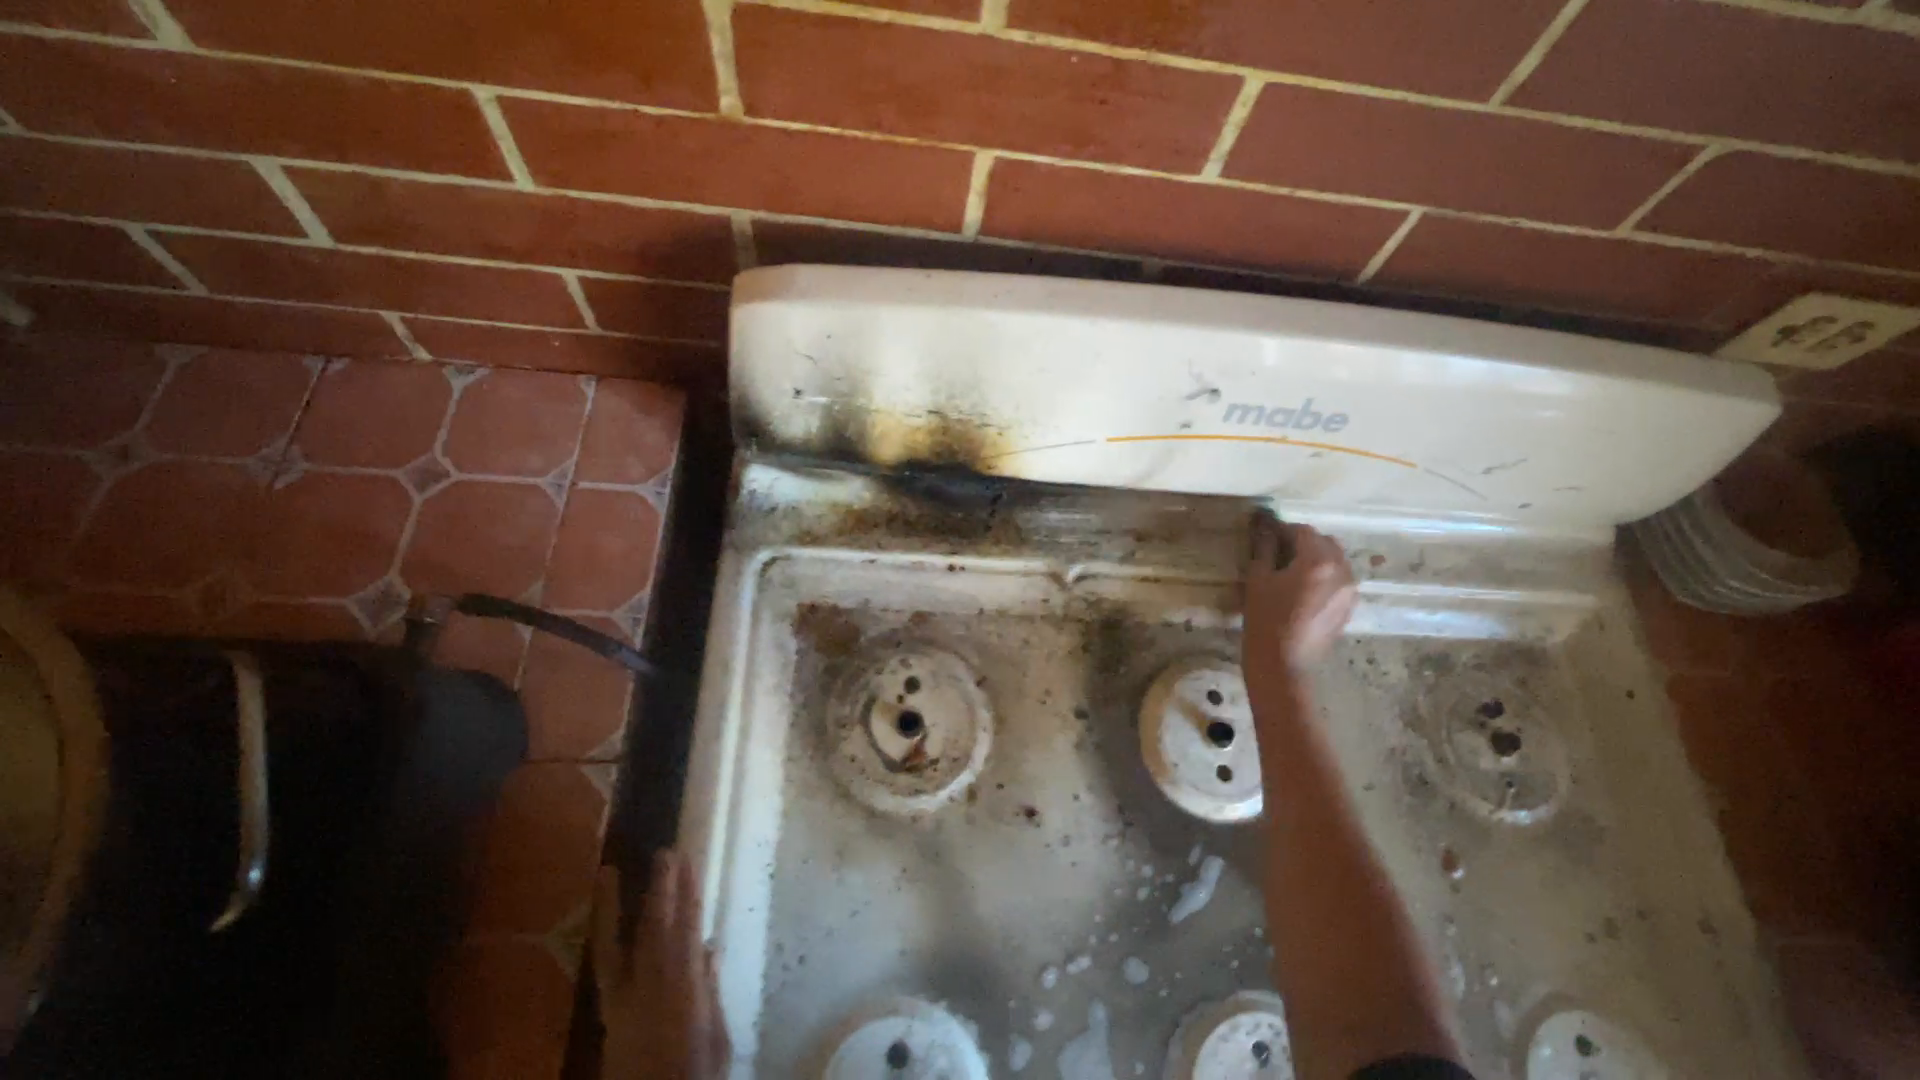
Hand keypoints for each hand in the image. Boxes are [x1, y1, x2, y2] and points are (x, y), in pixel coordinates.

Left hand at [592, 853, 729, 1079]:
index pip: (687, 928)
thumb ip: (709, 991)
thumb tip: (709, 950)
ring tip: (607, 872)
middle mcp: (650, 985)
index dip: (688, 893)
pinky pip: (605, 964)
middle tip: (664, 851)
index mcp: (683, 987)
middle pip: (653, 927)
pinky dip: (604, 938)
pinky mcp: (608, 1012)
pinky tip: (603, 922)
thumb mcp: (715, 1036)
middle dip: (660, 888)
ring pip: (618, 941)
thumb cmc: (694, 1074)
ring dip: (613, 905)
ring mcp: (623, 997)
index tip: (689, 861)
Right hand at [1242, 511, 1356, 673]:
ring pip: (1335, 559)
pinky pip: (1340, 578)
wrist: (1283, 663)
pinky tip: (1304, 589)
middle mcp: (1341, 570)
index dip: (1282, 529)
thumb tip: (1264, 526)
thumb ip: (1265, 548)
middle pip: (1324, 542)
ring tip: (1292, 571)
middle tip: (1278, 552)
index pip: (1302, 531)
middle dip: (1303, 542)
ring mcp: (1349, 589)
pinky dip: (1325, 575)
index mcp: (1317, 561)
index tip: (1266, 534)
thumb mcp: (1258, 579)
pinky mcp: (1349, 605)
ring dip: (1316, 557)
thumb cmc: (1265, 620)